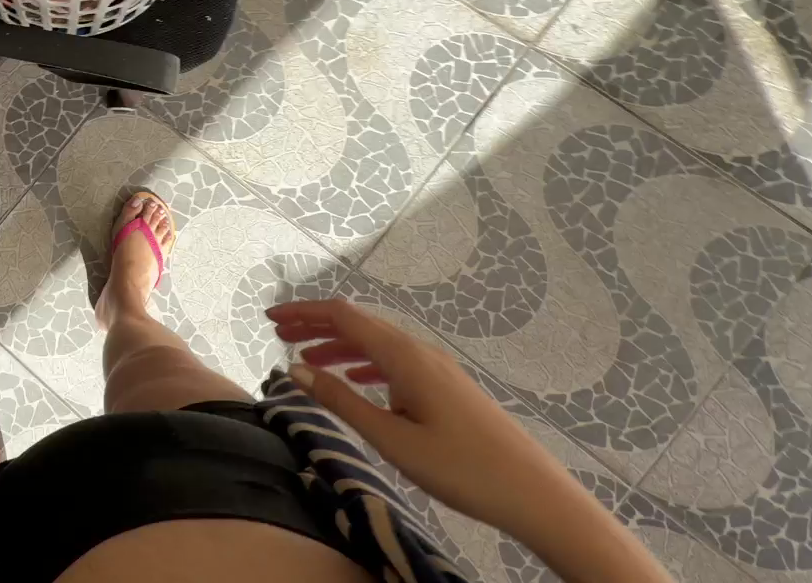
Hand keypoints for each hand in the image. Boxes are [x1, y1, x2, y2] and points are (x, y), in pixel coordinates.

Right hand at [265, 299, 591, 540]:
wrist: (541, 499)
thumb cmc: (462, 468)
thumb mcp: (391, 439)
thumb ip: (340, 401)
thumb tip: (295, 368)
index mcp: (404, 356)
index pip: (342, 316)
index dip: (303, 312)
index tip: (270, 318)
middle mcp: (419, 351)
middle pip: (358, 323)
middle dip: (315, 325)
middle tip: (279, 334)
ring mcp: (437, 368)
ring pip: (376, 343)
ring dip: (338, 345)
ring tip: (308, 360)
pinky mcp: (448, 387)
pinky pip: (395, 360)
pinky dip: (364, 362)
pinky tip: (356, 381)